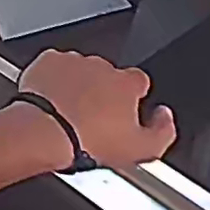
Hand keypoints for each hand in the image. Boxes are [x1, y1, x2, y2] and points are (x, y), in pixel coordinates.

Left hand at [17, 50, 176, 168]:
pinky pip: (55, 66)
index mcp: (124, 84)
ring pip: (81, 69)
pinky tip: (53, 97)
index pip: (139, 80)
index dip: (134, 94)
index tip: (127, 107)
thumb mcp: (142, 150)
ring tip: (71, 110)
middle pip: (108, 74)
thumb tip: (165, 117)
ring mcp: (73, 61)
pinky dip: (55, 77)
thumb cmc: (87, 141)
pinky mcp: (48, 60)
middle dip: (104, 90)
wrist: (45, 131)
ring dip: (79, 83)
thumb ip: (163, 131)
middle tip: (96, 115)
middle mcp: (99, 66)